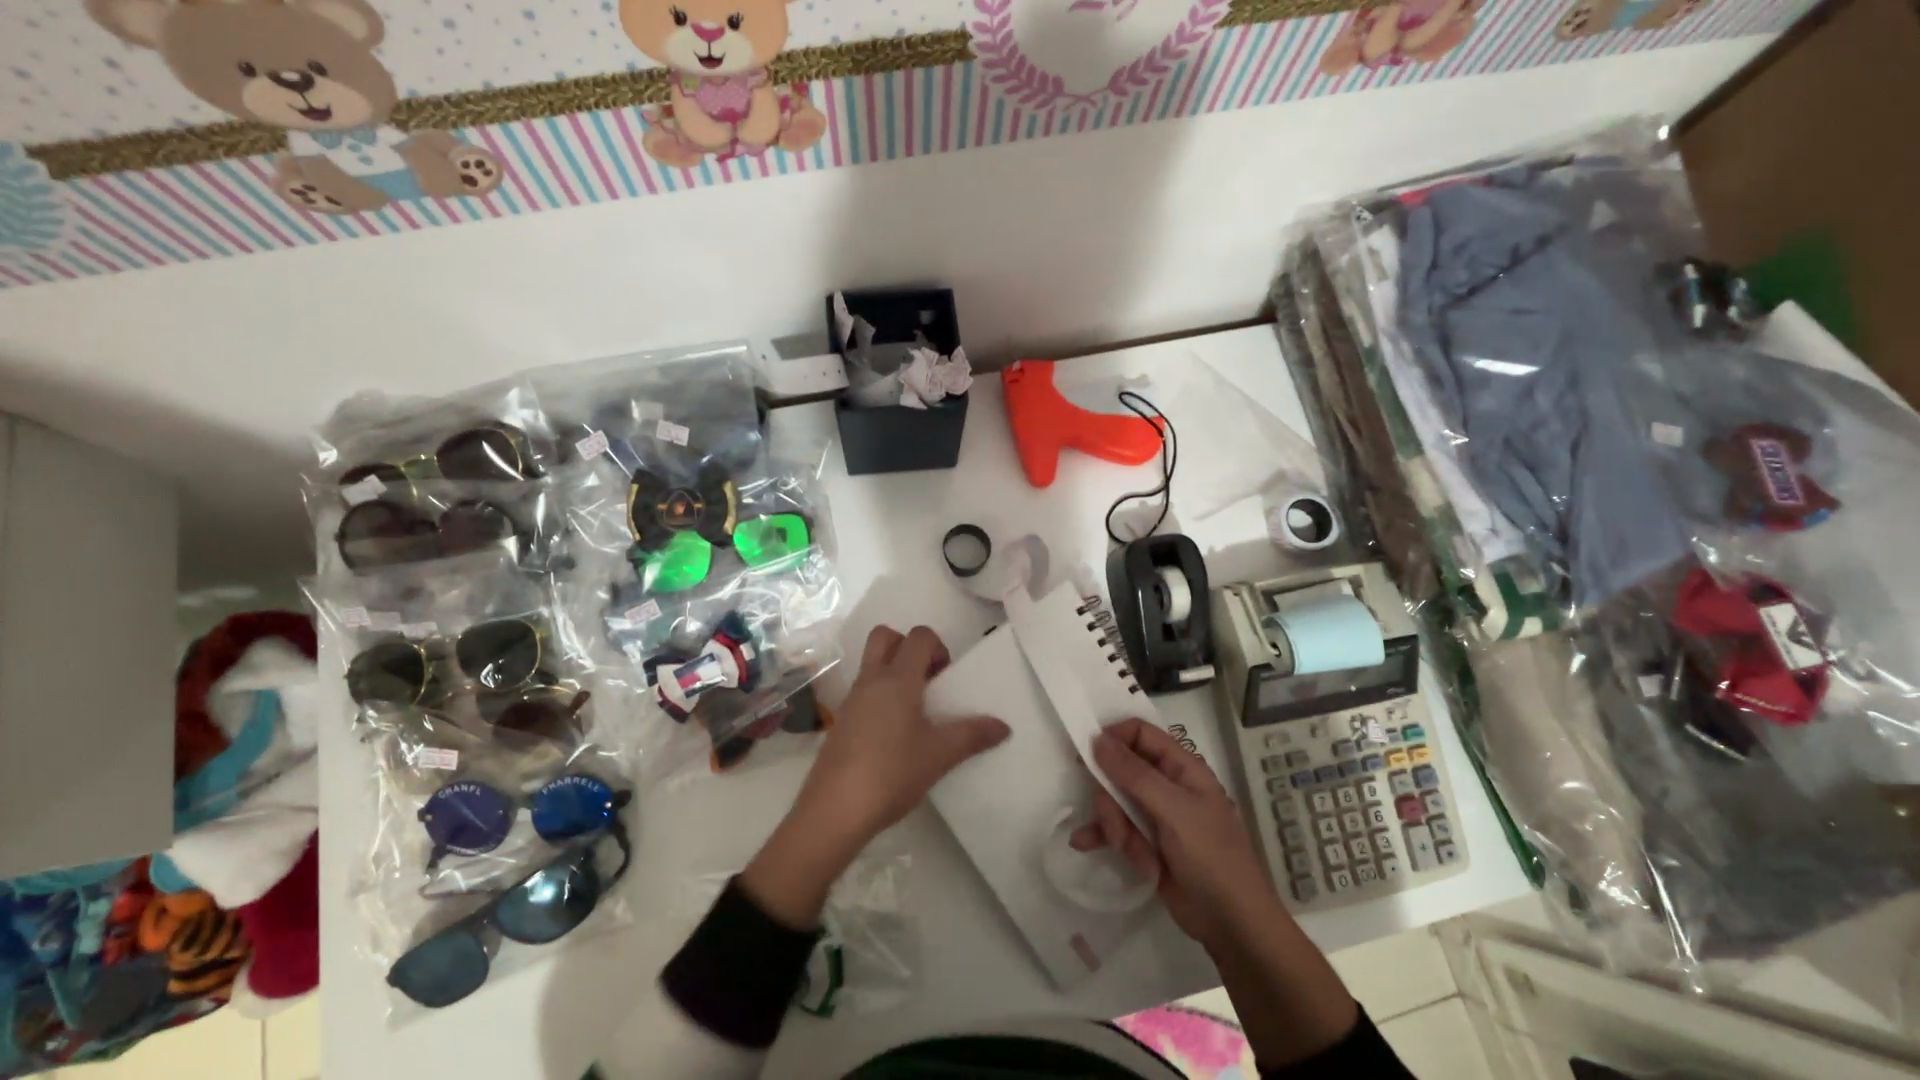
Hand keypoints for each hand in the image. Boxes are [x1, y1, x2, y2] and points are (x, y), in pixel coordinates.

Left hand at [742, 625, 1008, 927]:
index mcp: (897, 679)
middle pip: (885, 637)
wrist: (835, 809)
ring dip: (893, 672)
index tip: (947, 678)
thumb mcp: (940, 755)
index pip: (918, 636)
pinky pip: (863, 692)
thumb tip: (1003, 726)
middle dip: (908, 646)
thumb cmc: (892, 773)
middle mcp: (871, 681)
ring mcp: (851, 700)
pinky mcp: (841, 722)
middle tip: (928, 680)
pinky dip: (880, 697)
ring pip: (871, 665)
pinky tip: (895, 735)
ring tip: (916, 711)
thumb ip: (972, 736)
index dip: (938, 646)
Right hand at [1072, 718, 1284, 953]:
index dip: (1113, 739)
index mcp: (1182, 768)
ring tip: (1128, 852)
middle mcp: (1167, 786)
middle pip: (1120, 771)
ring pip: (1114, 802)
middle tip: (1117, 827)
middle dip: (1111, 799)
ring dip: (1112, 826)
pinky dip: (1102, 837)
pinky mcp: (1146, 843)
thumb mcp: (1174, 811)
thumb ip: (1134, 774)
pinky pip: (1115, 829)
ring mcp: (1156, 816)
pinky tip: (1083, 844)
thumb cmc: (1211, 857)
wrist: (1230, 921)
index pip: (1140, 734)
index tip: (1088, 755)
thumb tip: (1098, 739)